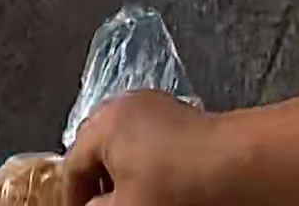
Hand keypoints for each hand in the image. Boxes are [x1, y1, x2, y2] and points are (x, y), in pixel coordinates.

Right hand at [63, 92, 226, 205]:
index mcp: (105, 123)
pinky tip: (151, 179)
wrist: (226, 163)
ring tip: (126, 196)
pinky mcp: (173, 110)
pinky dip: (138, 155)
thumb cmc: (170, 186)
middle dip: (93, 178)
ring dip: (116, 167)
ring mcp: (151, 103)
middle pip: (94, 144)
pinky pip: (142, 132)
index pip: (72, 163)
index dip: (73, 197)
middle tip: (100, 205)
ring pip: (119, 137)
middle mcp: (125, 103)